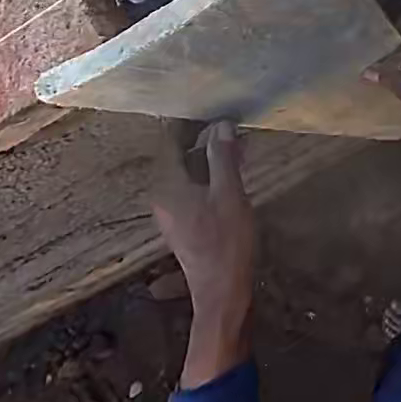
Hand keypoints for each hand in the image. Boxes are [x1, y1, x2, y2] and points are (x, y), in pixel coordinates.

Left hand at [150, 120, 253, 387]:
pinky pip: (193, 186)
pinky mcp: (184, 221)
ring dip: (210, 156)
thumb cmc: (226, 242)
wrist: (223, 293)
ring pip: (188, 171)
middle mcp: (162, 195)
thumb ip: (222, 157)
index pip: (169, 140)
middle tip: (231, 125)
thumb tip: (221, 124)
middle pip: (179, 155)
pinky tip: (233, 171)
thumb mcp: (230, 194)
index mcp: (167, 186)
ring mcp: (172, 210)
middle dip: (204, 138)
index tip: (212, 108)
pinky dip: (210, 174)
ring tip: (238, 145)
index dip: (189, 122)